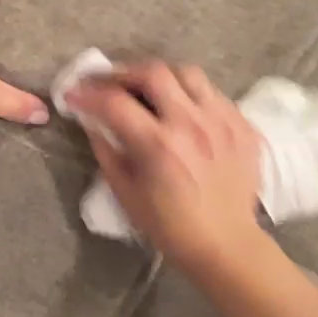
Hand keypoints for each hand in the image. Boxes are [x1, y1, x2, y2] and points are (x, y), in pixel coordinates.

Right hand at [66, 62, 266, 273]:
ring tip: (146, 88)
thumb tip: (93, 121)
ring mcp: (222, 120)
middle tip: (108, 83)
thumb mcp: (124, 191)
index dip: (88, 93)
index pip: (114, 102)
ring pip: (188, 73)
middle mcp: (192, 123)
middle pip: (153, 72)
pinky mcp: (243, 125)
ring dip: (160, 76)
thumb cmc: (168, 225)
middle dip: (122, 73)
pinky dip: (190, 94)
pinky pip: (213, 94)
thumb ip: (106, 150)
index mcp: (158, 144)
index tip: (74, 94)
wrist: (225, 243)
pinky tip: (180, 109)